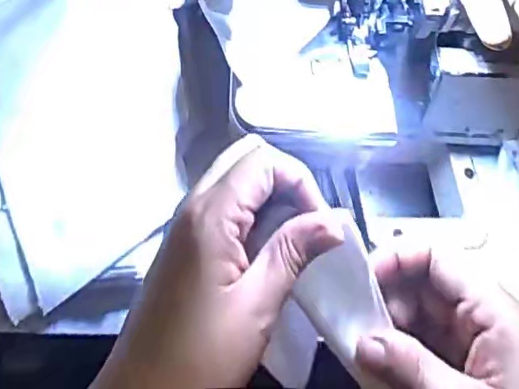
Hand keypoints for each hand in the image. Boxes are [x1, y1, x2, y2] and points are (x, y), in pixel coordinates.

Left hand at [94, 137, 347, 388]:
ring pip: (236, 178)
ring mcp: (184, 225)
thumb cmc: (196, 361)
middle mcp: (193, 206)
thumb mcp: (254, 309)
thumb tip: (334, 221)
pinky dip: (253, 212)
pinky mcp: (184, 245)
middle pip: (248, 157)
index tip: (320, 224)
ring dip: (270, 196)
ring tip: (293, 237)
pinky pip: (224, 204)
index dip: (300, 182)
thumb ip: (293, 253)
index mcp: (210, 214)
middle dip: (286, 180)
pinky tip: (267, 251)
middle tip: (308, 222)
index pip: (265, 160)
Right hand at [356, 244, 518, 388]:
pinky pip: (434, 354)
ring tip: (359, 353)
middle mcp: (486, 316)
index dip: (397, 259)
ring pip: (426, 323)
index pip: (437, 258)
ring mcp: (482, 348)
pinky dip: (407, 360)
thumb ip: (413, 369)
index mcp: (492, 306)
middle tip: (351, 327)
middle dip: (388, 302)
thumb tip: (363, 340)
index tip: (359, 281)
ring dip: (393, 335)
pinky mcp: (478, 377)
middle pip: (427, 289)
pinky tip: (382, 373)